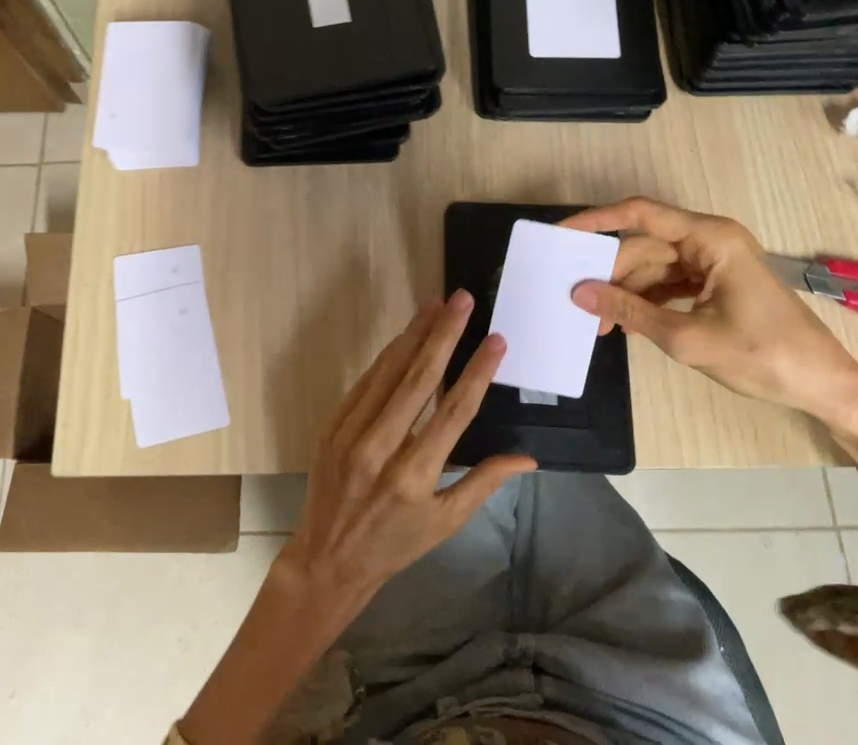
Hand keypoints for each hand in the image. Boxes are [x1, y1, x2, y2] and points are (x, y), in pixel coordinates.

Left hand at [278, 291, 537, 610]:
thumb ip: (484, 483)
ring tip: (435, 305)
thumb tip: (528, 458)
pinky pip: (363, 384)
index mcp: (415, 476)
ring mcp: (350, 435)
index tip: (496, 341)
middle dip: (442, 335)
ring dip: (413, 335)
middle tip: (461, 299)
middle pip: (418, 379)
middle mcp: (380, 449)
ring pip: (387, 373)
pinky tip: (404, 336)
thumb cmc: (396, 544)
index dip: (477, 373)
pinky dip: (385, 358)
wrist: (328, 558)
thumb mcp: (446, 523)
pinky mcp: (331, 427)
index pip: (454, 412)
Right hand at [561, 197, 857, 423]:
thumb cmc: (762, 355)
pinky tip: (625, 323)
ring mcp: (715, 263)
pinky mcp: (717, 285)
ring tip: (599, 323)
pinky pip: (669, 283)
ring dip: (625, 292)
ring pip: (653, 267)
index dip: (597, 220)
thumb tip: (578, 293)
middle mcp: (711, 241)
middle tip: (576, 300)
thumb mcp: (686, 336)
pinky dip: (646, 301)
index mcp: (711, 239)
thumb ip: (628, 310)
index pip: (640, 214)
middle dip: (609, 272)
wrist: (823, 385)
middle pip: (643, 246)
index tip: (561, 235)